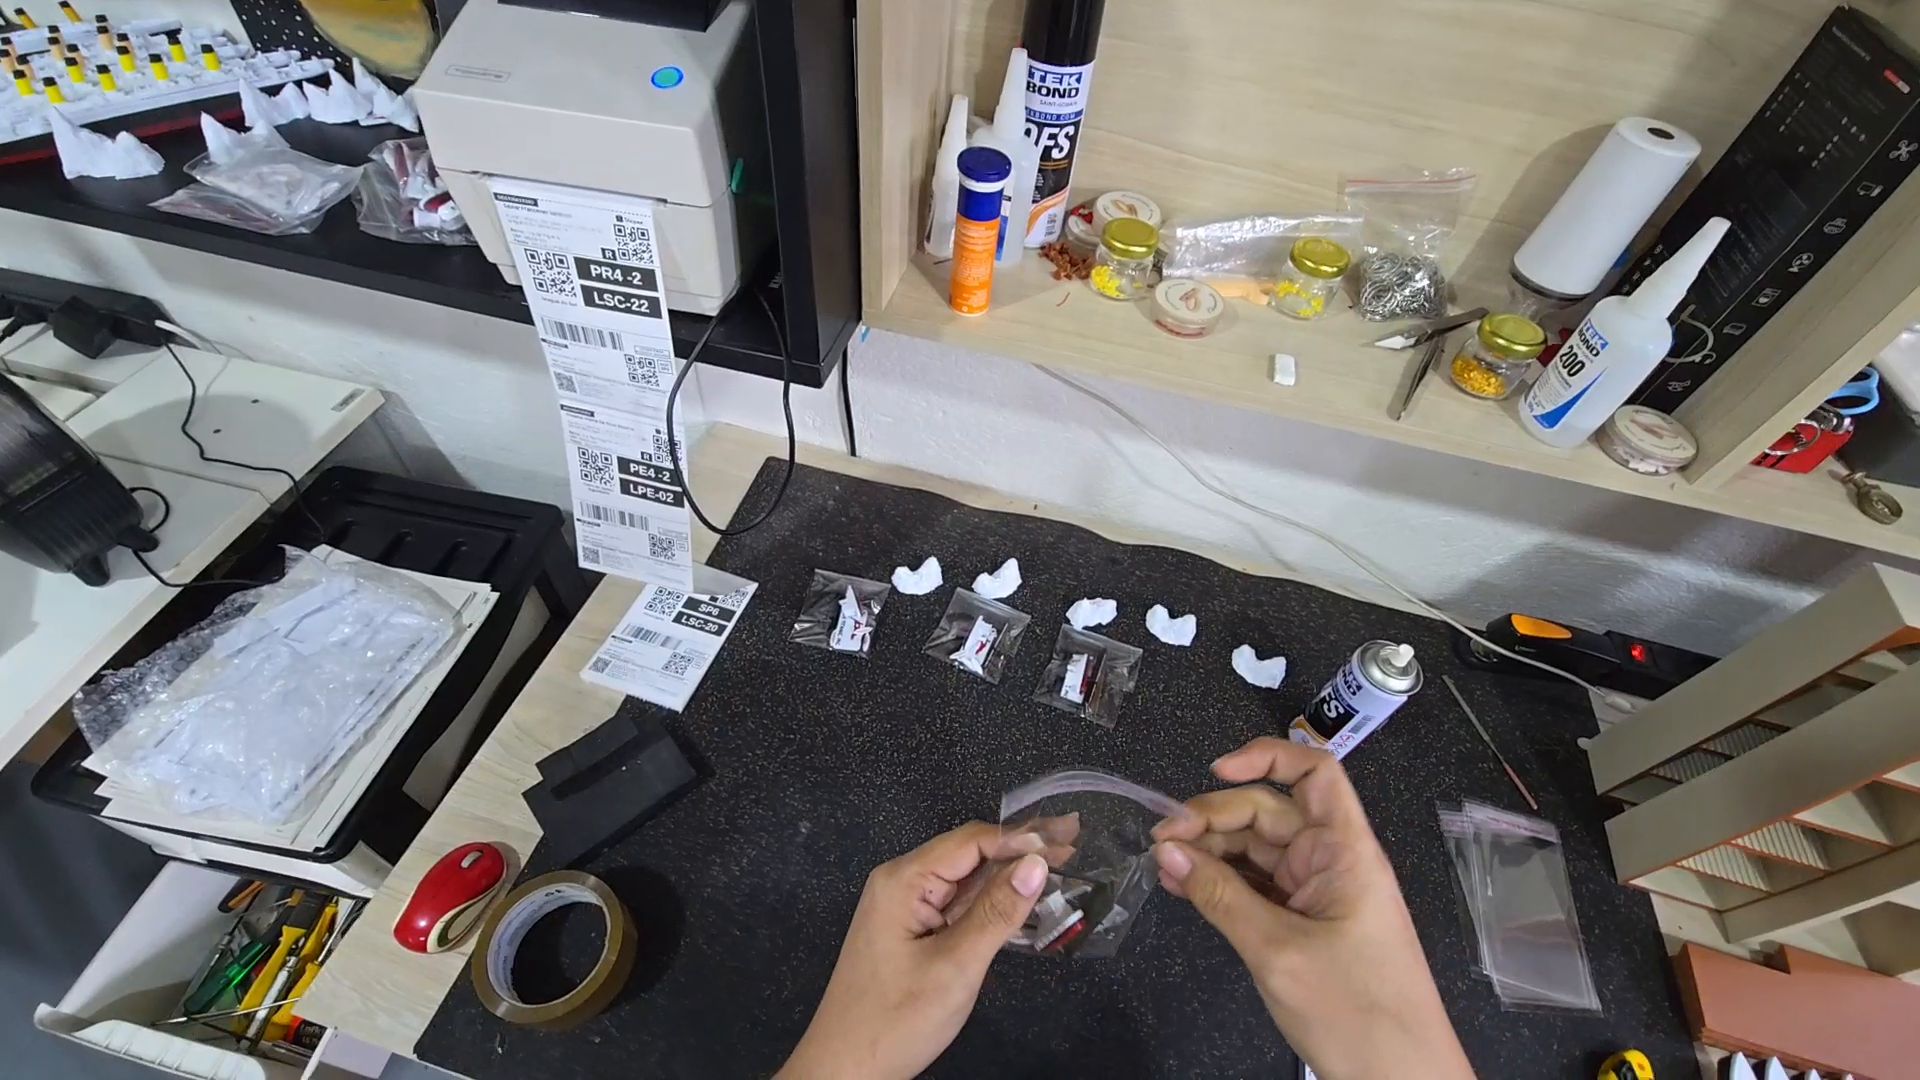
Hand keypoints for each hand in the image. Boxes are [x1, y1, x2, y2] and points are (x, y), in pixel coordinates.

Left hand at [778, 823, 1047, 1079]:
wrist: (842, 1072)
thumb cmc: (896, 1021)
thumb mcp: (955, 967)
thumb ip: (997, 912)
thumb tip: (1036, 863)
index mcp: (904, 878)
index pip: (970, 840)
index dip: (1019, 837)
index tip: (1065, 838)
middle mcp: (902, 881)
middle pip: (969, 852)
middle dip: (1019, 848)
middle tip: (1070, 842)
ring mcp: (905, 905)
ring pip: (965, 877)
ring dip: (1008, 873)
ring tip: (1057, 866)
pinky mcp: (911, 928)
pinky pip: (955, 902)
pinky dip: (990, 899)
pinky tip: (1020, 899)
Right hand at [1151, 738, 1473, 1079]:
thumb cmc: (1356, 1015)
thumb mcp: (1278, 952)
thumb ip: (1219, 895)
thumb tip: (1165, 851)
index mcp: (1344, 851)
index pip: (1315, 773)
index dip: (1267, 757)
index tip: (1216, 772)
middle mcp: (1328, 860)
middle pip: (1265, 811)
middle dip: (1212, 819)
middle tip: (1162, 842)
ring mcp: (1312, 892)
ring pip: (1251, 848)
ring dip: (1207, 852)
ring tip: (1163, 867)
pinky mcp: (1299, 921)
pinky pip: (1251, 884)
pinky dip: (1216, 882)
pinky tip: (1180, 887)